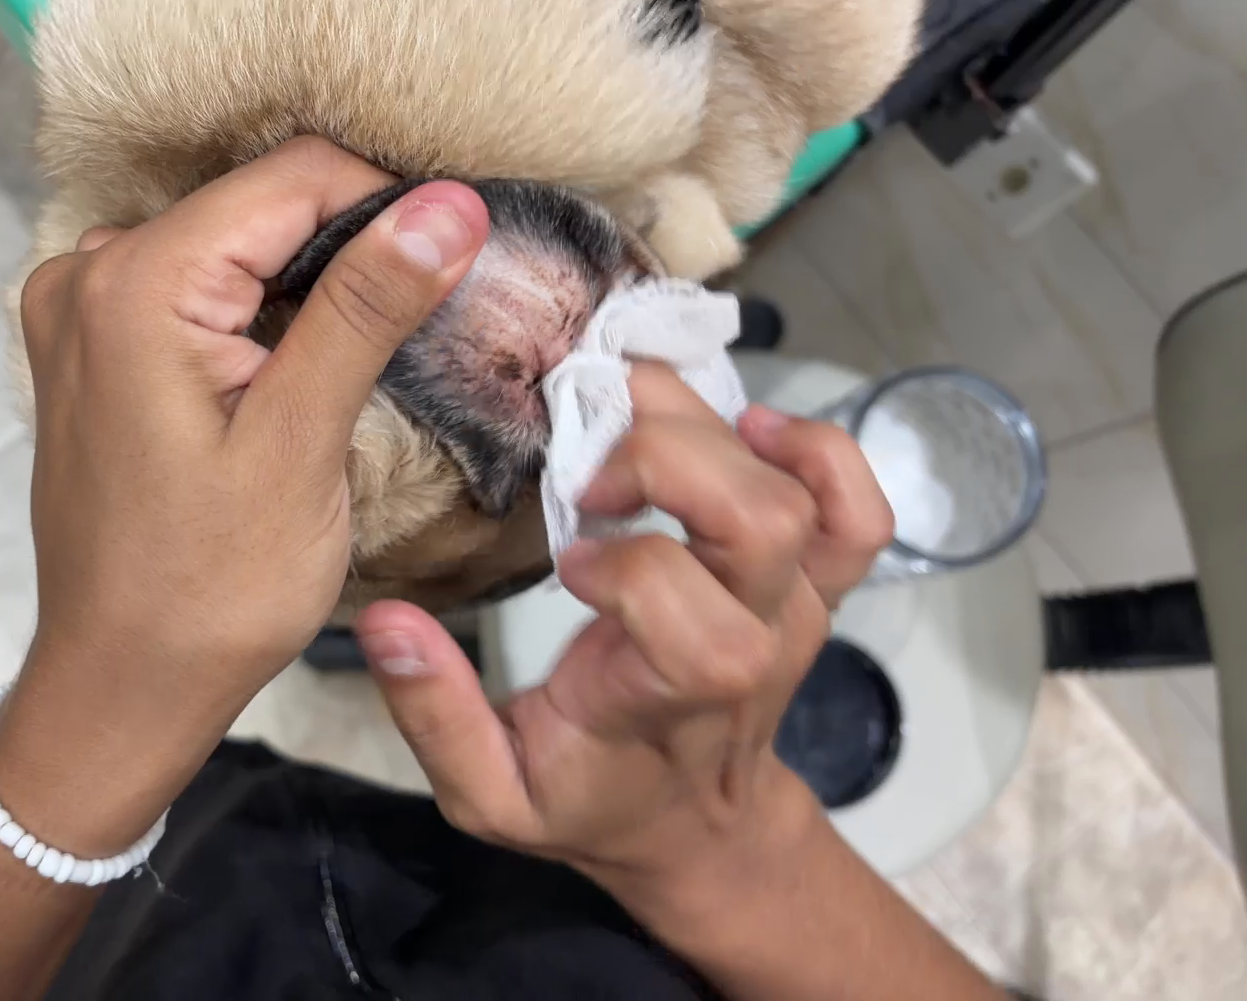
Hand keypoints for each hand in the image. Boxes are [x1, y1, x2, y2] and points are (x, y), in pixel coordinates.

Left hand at [0, 138, 490, 854]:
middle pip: (253, 206)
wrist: (124, 678)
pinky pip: (188, 288)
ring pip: (226, 245)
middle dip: (345, 243)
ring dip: (300, 281)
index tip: (451, 258)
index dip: (386, 203)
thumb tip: (446, 206)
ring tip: (350, 356)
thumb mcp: (299, 443)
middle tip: (411, 318)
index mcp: (137, 284)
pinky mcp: (90, 348)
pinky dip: (251, 308)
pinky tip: (284, 366)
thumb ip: (364, 309)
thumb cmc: (212, 587)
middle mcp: (87, 273)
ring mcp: (77, 310)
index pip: (291, 178)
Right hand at [354, 364, 893, 919]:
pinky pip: (859, 512)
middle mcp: (754, 652)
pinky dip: (817, 452)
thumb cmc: (589, 802)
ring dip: (714, 434)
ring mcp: (798, 614)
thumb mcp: (489, 792)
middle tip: (592, 474)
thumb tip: (388, 623)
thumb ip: (436, 715)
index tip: (569, 560)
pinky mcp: (817, 592)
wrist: (697, 829)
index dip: (635, 574)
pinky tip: (748, 428)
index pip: (702, 635)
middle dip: (669, 464)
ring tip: (635, 417)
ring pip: (803, 502)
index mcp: (665, 705)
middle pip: (763, 529)